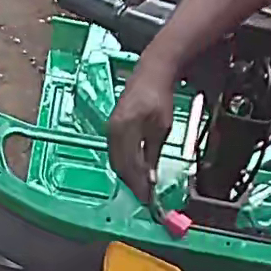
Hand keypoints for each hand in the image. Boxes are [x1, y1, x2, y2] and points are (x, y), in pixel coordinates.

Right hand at [106, 62, 176, 204]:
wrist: (151, 73)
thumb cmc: (159, 97)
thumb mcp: (161, 128)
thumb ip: (153, 154)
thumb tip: (150, 179)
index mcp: (125, 129)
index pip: (130, 164)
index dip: (138, 184)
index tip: (147, 198)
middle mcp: (112, 131)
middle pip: (120, 166)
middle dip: (132, 183)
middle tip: (144, 197)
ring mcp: (109, 130)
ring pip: (116, 162)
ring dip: (128, 176)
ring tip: (140, 188)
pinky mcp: (111, 130)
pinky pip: (116, 153)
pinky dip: (125, 166)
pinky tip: (134, 172)